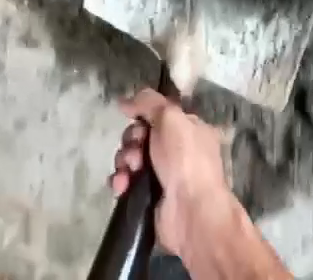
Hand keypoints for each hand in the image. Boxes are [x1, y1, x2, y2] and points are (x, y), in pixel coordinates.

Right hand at [108, 89, 241, 260]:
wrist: (191, 211)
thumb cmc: (185, 158)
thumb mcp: (170, 116)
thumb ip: (147, 102)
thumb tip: (124, 102)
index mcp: (189, 129)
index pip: (158, 113)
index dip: (143, 114)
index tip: (134, 117)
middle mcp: (177, 150)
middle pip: (140, 134)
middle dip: (132, 140)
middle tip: (137, 149)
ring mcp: (163, 174)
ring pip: (131, 156)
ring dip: (124, 160)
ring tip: (130, 170)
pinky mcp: (149, 196)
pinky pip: (126, 180)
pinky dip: (121, 180)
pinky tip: (122, 185)